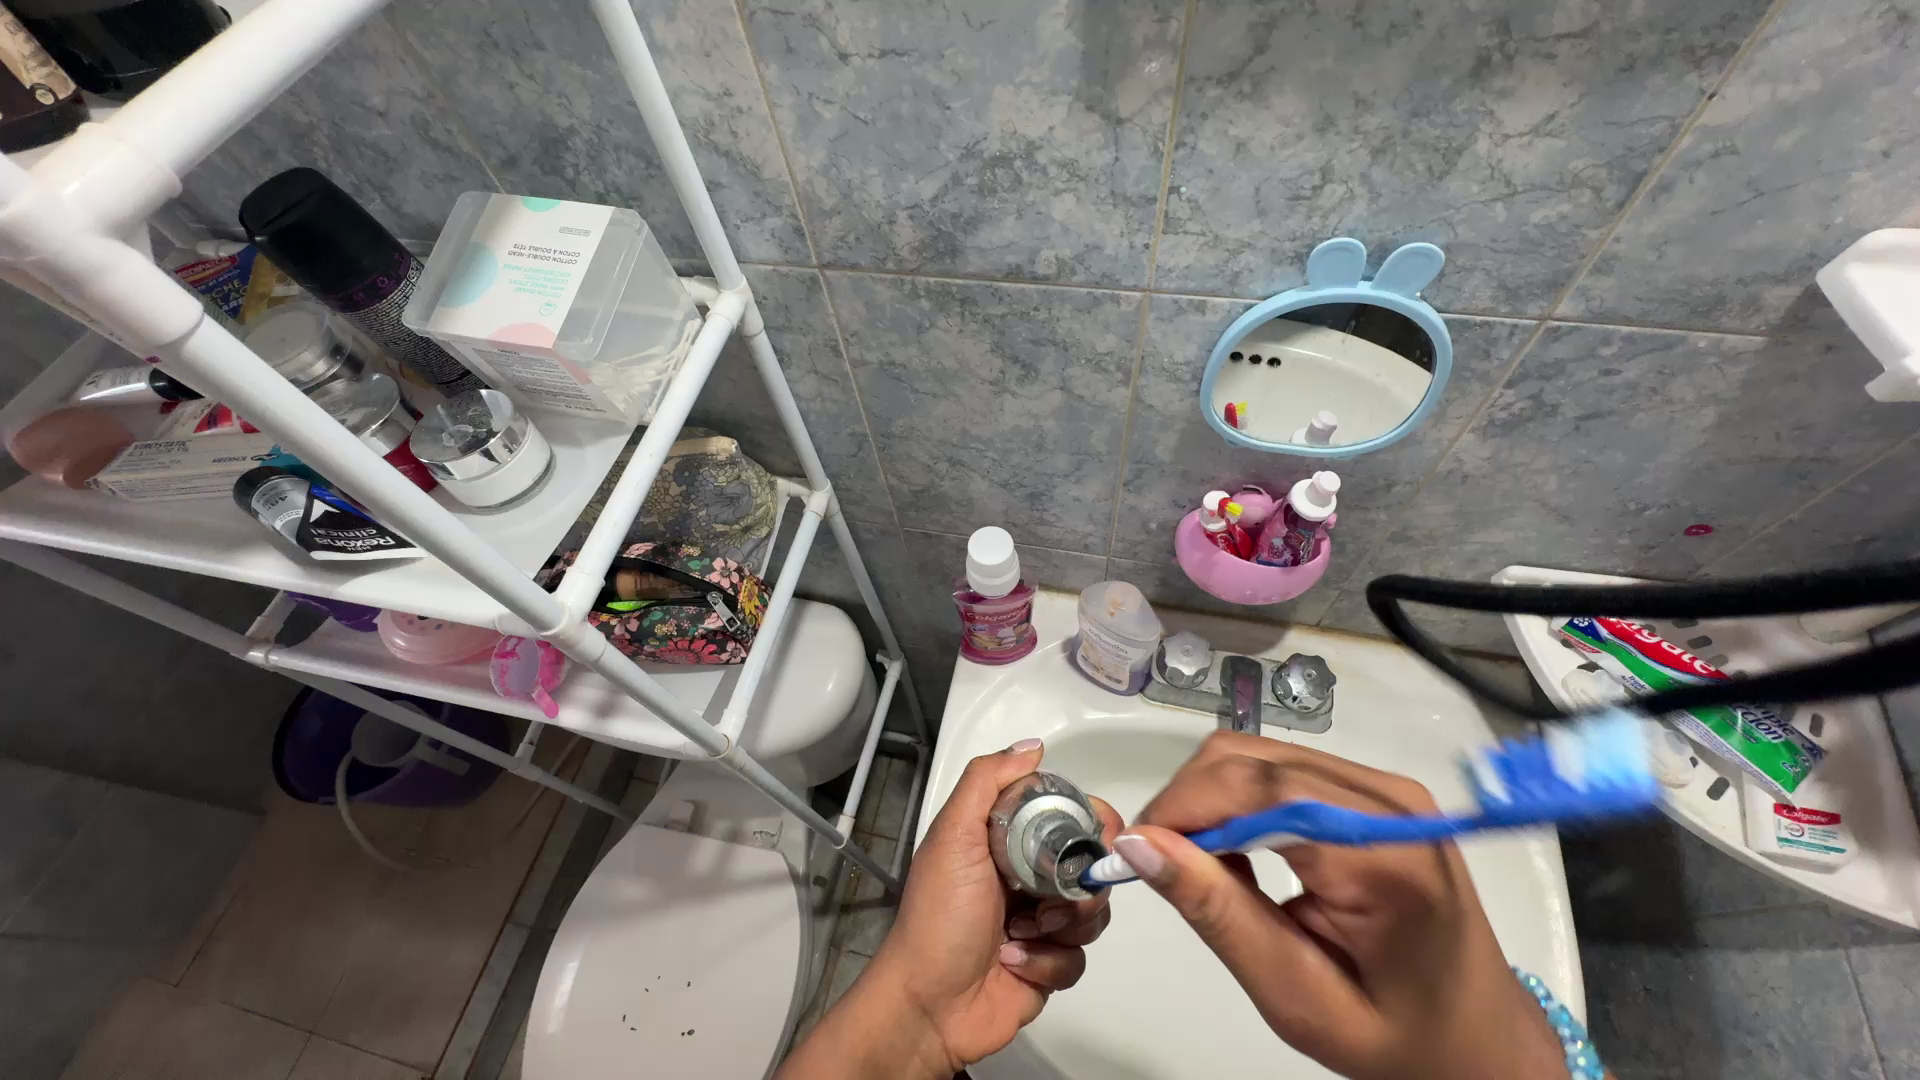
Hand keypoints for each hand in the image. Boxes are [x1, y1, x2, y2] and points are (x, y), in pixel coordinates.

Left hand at [777, 739, 1120, 1079]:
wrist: (929, 1005)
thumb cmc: (939, 915)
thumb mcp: (953, 836)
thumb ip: (986, 783)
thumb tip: (1033, 747)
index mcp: (1005, 841)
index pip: (1066, 817)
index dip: (1090, 821)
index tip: (1099, 833)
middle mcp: (1027, 877)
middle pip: (1088, 866)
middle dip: (1080, 884)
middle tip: (1052, 899)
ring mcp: (1040, 923)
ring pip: (1091, 913)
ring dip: (1062, 925)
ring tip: (1022, 934)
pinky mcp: (1048, 966)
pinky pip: (1077, 958)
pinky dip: (1049, 963)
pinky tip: (1016, 964)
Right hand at [1110, 733, 1564, 1079]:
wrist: (1482, 1038)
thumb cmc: (1397, 1036)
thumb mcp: (1298, 997)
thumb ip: (1218, 913)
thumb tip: (1138, 844)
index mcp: (1382, 856)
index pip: (1259, 789)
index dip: (1184, 806)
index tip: (1135, 851)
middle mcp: (1387, 800)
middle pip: (1250, 760)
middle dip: (1188, 801)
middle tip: (1162, 864)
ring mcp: (1383, 786)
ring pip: (1255, 755)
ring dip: (1208, 799)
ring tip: (1200, 864)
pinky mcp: (1371, 789)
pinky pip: (1276, 769)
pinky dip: (1235, 800)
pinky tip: (1237, 850)